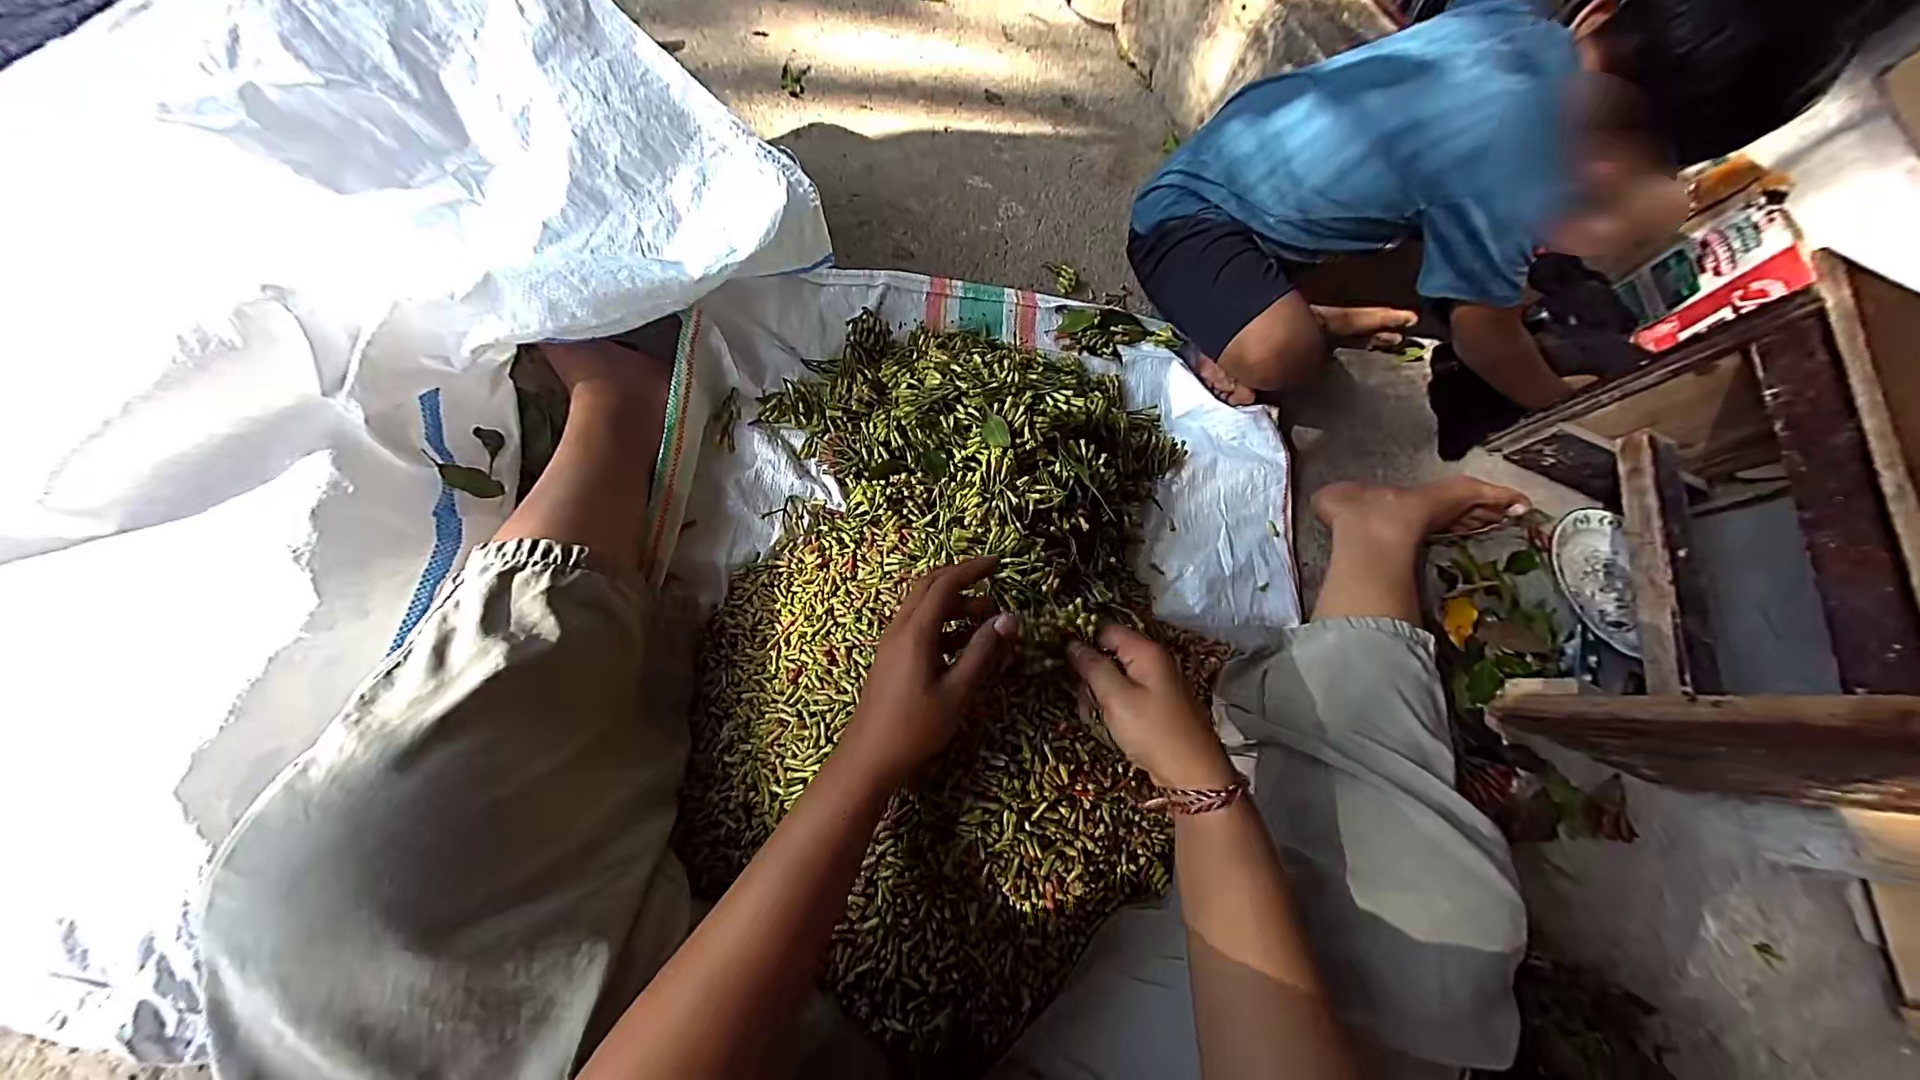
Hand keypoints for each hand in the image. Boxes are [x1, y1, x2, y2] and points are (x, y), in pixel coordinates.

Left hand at [841, 557, 1021, 786]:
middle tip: (992, 588)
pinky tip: (963, 646)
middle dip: (962, 582)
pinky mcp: (891, 657)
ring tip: (985, 624)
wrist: (868, 757)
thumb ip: (983, 652)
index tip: (997, 563)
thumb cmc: (915, 727)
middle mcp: (900, 629)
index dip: (972, 569)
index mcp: (915, 632)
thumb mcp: (957, 691)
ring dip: (954, 606)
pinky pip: (918, 626)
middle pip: (929, 587)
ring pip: (923, 607)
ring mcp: (892, 643)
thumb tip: (1009, 619)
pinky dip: (943, 625)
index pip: (944, 584)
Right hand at [1068, 624, 1233, 789]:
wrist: (1193, 774)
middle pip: (1109, 654)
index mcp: (1146, 652)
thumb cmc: (1153, 732)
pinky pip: (1125, 694)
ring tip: (1093, 716)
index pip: (1106, 631)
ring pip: (1114, 676)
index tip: (1064, 663)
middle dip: (1090, 674)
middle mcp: (1153, 661)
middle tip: (1082, 699)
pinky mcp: (1155, 703)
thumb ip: (1093, 667)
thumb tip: (1073, 645)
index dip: (1083, 642)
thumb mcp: (1116, 698)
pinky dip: (1112, 705)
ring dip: (1098, 693)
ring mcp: (1155, 683)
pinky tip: (1106, 723)